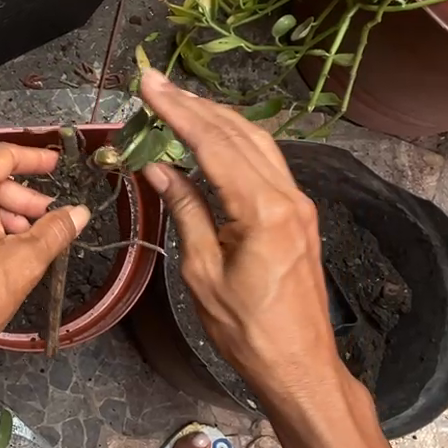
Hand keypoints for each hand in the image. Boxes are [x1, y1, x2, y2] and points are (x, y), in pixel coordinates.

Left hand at [0, 143, 89, 386]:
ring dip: (5, 215)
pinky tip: (3, 251)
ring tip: (30, 242)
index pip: (3, 156)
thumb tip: (77, 213)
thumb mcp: (23, 262)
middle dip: (23, 198)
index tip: (57, 165)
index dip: (35, 159)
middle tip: (50, 219)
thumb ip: (54, 231)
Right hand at [137, 68, 343, 401]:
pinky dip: (232, 139)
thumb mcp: (202, 271)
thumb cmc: (245, 328)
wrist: (299, 364)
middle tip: (155, 84)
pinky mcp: (296, 213)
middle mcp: (286, 196)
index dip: (177, 111)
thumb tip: (157, 167)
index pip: (212, 144)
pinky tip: (210, 135)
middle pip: (237, 133)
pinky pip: (264, 161)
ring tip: (177, 100)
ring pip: (255, 140)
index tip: (148, 85)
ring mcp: (297, 202)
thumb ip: (184, 210)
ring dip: (215, 116)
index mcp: (262, 210)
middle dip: (194, 104)